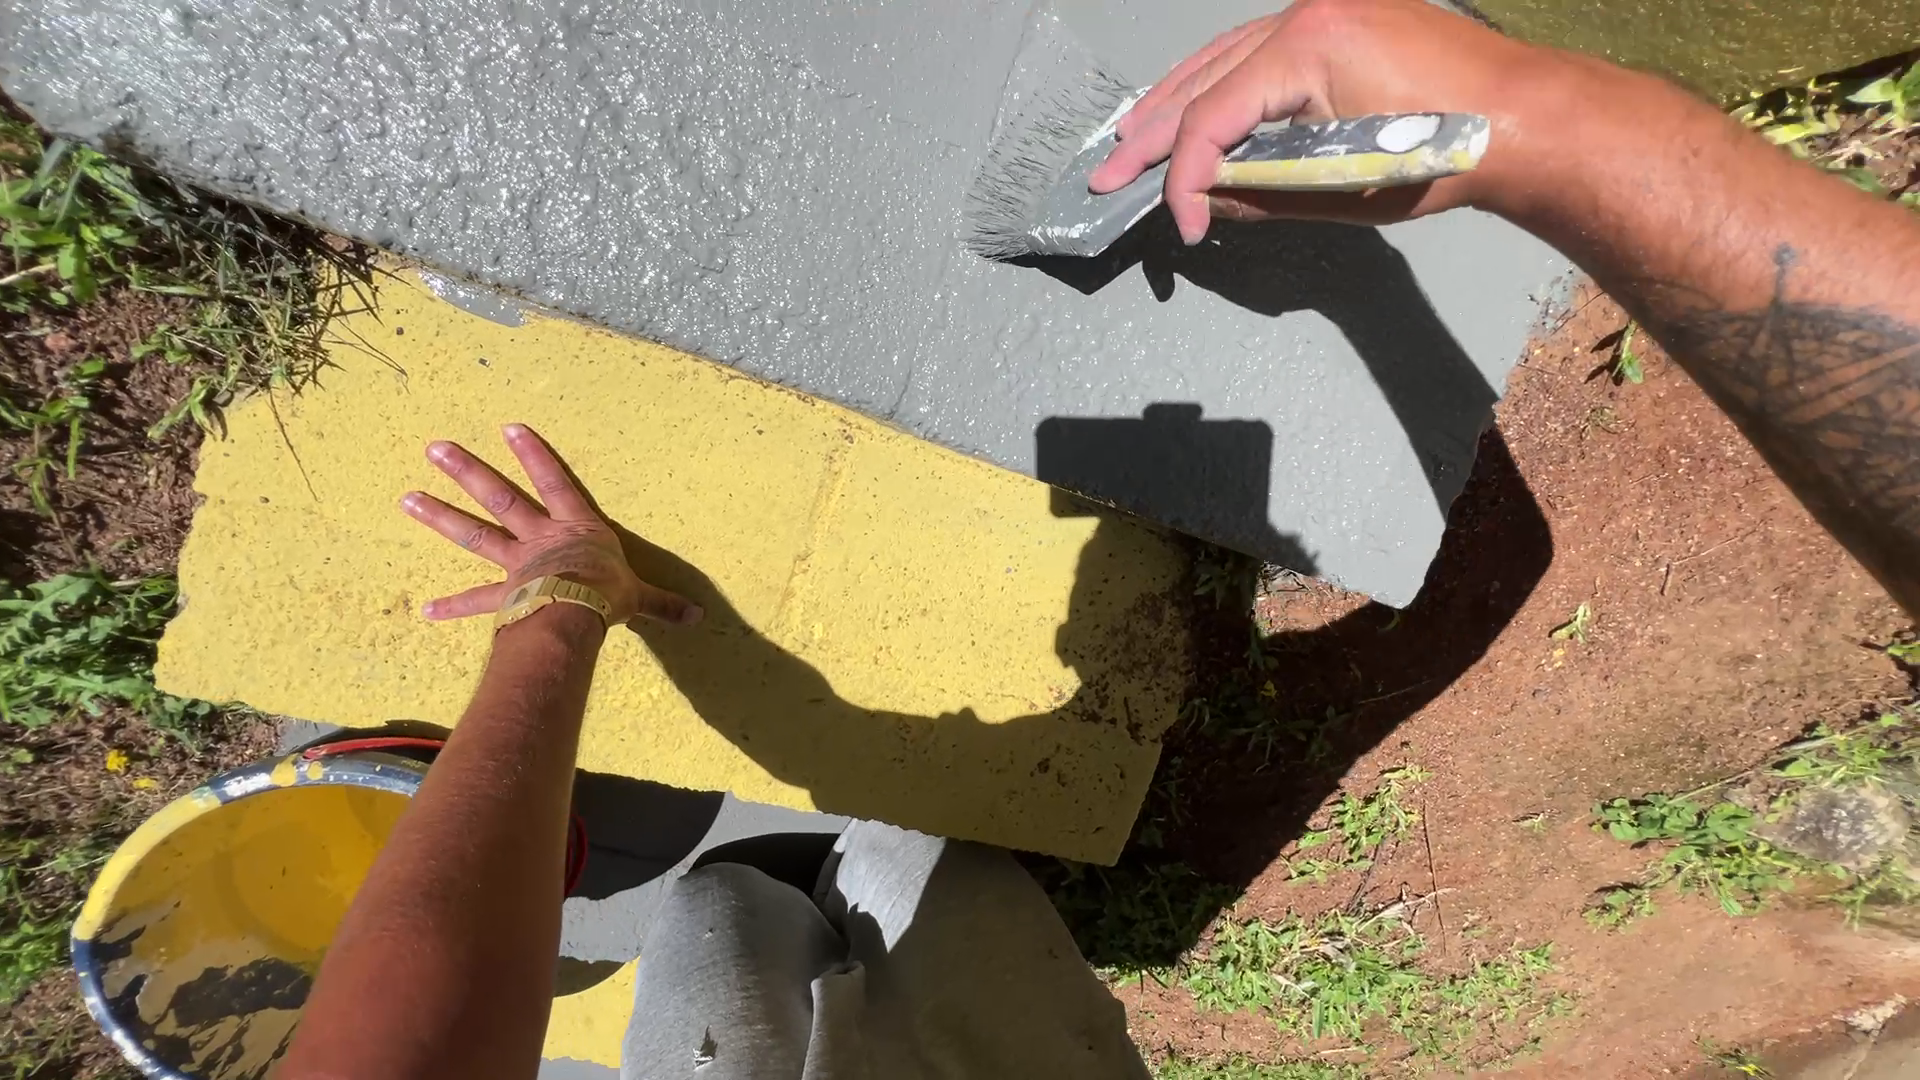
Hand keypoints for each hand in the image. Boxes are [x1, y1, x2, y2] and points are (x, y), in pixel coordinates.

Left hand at [400, 423, 702, 626]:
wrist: (575, 615)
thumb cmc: (608, 595)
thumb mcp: (641, 595)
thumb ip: (664, 603)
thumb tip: (699, 616)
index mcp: (577, 528)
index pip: (555, 482)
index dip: (534, 455)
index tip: (509, 427)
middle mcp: (541, 538)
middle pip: (501, 499)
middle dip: (469, 473)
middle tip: (434, 450)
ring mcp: (518, 563)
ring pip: (476, 534)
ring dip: (441, 516)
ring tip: (407, 497)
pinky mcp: (506, 594)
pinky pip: (478, 599)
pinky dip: (453, 605)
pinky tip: (427, 609)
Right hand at [1086, 0, 1543, 242]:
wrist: (1521, 116)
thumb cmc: (1440, 155)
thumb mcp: (1337, 189)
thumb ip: (1257, 194)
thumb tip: (1204, 201)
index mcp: (1307, 48)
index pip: (1211, 120)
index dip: (1183, 181)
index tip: (1184, 229)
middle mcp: (1304, 14)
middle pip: (1199, 82)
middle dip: (1148, 137)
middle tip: (1104, 175)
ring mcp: (1317, 11)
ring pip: (1216, 59)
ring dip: (1167, 105)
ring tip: (1126, 139)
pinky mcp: (1330, 22)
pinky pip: (1248, 53)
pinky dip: (1209, 85)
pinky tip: (1182, 104)